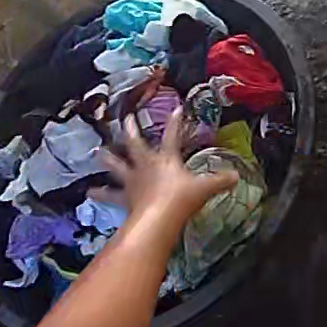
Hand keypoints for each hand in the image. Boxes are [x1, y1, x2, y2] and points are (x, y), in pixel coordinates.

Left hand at [100, 109, 233, 230]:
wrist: (158, 219)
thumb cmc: (181, 198)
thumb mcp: (205, 188)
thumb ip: (220, 181)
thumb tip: (237, 177)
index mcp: (166, 159)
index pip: (173, 136)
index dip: (176, 122)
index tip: (177, 108)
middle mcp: (146, 166)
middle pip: (135, 145)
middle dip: (131, 131)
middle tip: (126, 119)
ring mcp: (133, 182)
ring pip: (117, 167)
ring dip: (108, 160)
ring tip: (97, 153)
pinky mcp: (125, 199)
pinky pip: (110, 196)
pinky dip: (100, 194)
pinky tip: (89, 193)